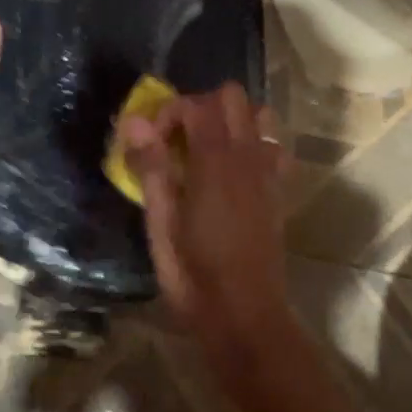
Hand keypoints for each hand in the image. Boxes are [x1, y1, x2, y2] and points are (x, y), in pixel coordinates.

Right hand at [121, 83, 291, 339]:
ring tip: (208, 147)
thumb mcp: (161, 223)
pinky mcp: (278, 189)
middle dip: (201, 105)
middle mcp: (245, 155)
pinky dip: (256, 144)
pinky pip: (274, 146)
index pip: (195, 105)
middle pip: (231, 96)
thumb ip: (151, 167)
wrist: (245, 314)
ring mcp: (267, 170)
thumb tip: (134, 121)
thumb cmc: (193, 273)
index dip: (168, 112)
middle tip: (178, 138)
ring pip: (259, 114)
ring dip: (233, 119)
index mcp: (213, 160)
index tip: (150, 141)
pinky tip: (236, 170)